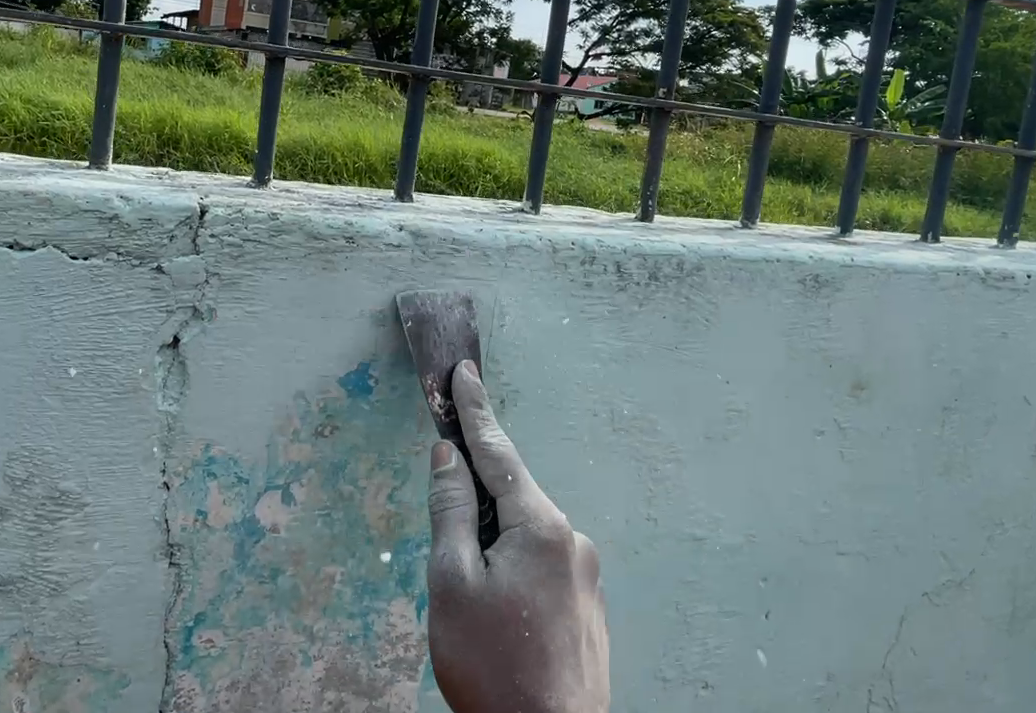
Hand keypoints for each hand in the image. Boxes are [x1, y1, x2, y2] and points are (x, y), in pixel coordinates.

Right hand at [427, 361, 609, 712]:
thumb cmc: (492, 664)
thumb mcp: (452, 581)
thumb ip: (450, 509)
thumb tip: (448, 454)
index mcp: (541, 527)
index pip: (499, 452)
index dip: (475, 410)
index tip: (464, 371)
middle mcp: (573, 539)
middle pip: (511, 496)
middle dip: (475, 500)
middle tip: (449, 550)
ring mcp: (586, 574)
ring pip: (523, 533)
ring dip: (491, 542)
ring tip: (472, 603)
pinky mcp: (588, 604)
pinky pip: (540, 561)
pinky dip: (511, 565)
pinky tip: (500, 614)